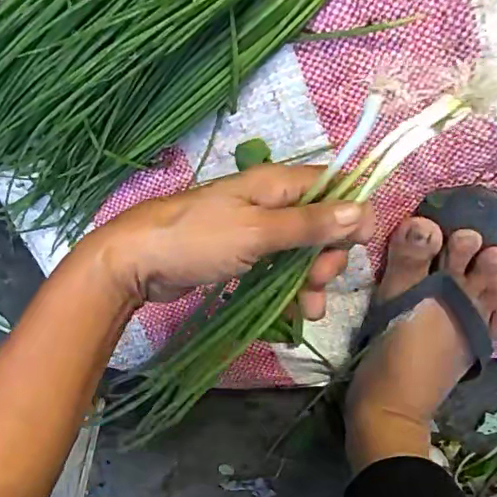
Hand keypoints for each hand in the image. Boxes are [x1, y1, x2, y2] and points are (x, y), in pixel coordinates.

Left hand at [72, 164, 376, 312]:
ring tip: (309, 309)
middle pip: (323, 225)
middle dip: (329, 256)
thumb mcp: (258, 232)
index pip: (333, 187)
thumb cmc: (196, 239)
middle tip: (318, 282)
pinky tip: (296, 313)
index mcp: (277, 184)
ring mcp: (259, 230)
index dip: (353, 213)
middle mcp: (272, 202)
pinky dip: (292, 289)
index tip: (360, 245)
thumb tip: (360, 211)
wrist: (135, 263)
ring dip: (313, 280)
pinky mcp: (246, 256)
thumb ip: (309, 224)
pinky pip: (282, 269)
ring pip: (304, 252)